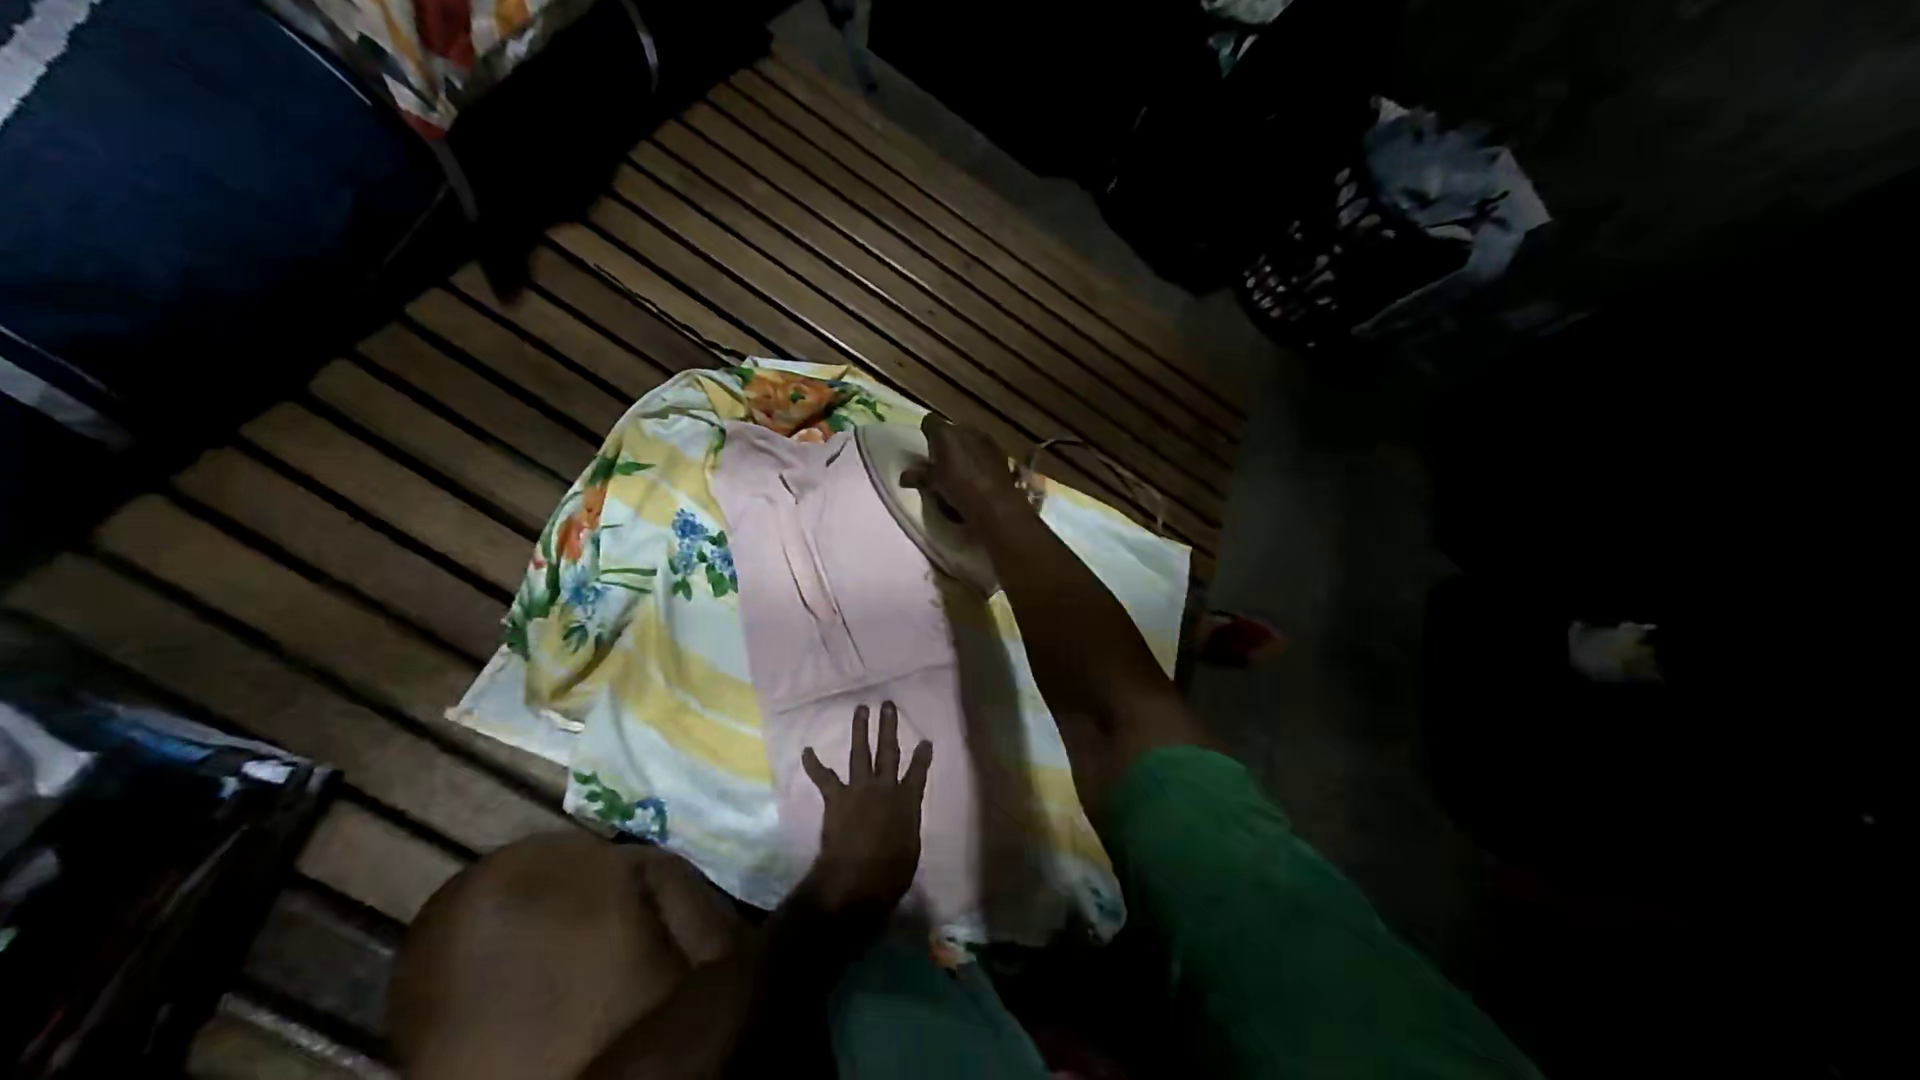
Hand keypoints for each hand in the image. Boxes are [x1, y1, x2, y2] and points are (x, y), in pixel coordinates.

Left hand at [795, 702, 932, 927]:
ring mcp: (859, 789)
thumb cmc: (890, 873)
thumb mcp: (910, 849)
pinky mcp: (837, 797)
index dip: (923, 757)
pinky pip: (824, 777)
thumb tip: (903, 823)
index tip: (926, 741)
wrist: (856, 879)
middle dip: (889, 727)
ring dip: (860, 729)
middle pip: (889, 751)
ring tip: (861, 709)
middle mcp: (885, 788)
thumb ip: (906, 829)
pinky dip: (813, 764)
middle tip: (888, 705)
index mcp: (908, 802)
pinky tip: (806, 750)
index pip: (918, 773)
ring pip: (860, 752)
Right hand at [900, 414, 1031, 525]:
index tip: (927, 450)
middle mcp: (965, 429)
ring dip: (965, 449)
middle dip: (947, 442)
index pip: (929, 422)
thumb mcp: (933, 484)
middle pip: (951, 430)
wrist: (994, 502)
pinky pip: (985, 449)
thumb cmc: (958, 489)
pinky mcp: (1001, 451)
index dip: (927, 434)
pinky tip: (980, 475)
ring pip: (970, 438)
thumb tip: (904, 476)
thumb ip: (919, 476)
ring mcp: (985, 438)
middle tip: (943, 463)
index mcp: (945, 433)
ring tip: (962, 470)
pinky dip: (980, 457)